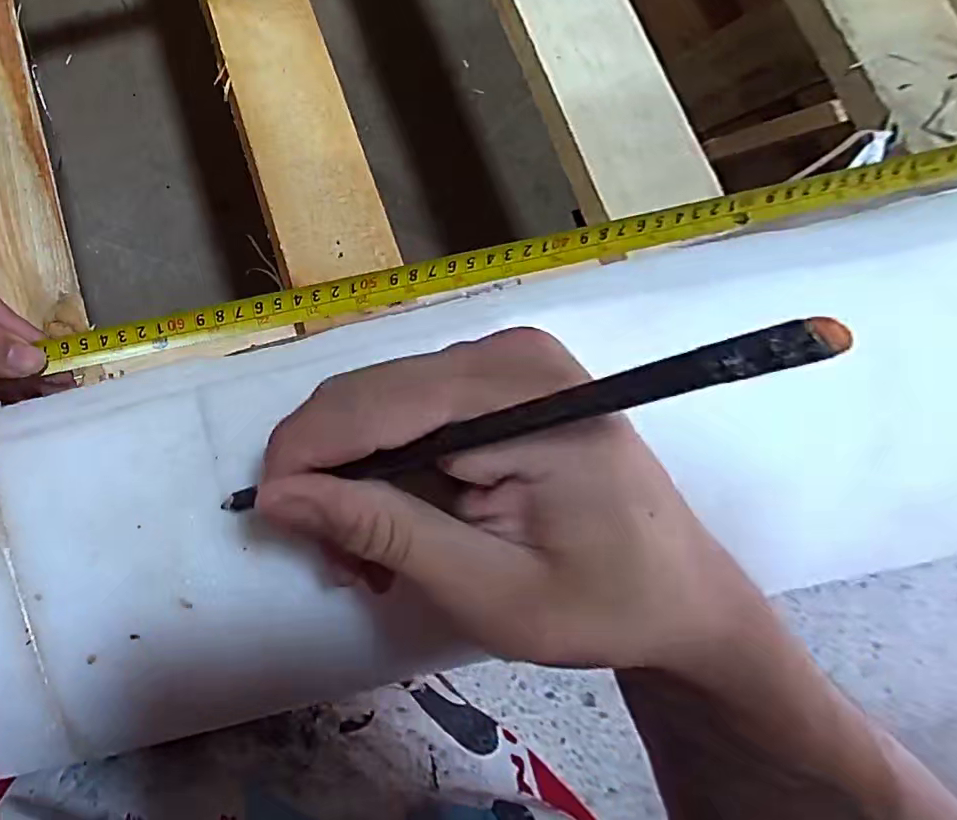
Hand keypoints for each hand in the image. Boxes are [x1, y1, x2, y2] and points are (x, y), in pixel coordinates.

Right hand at [254, 327, 774, 676]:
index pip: (369, 406)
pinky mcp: (476, 373)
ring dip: (342, 474)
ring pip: (362, 404)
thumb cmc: (607, 604)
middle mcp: (498, 352)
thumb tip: (275, 496)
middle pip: (357, 399)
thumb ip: (382, 531)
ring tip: (365, 548)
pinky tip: (387, 512)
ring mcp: (488, 356)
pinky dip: (369, 463)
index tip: (272, 514)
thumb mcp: (491, 590)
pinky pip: (387, 409)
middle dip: (322, 474)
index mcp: (519, 391)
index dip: (303, 456)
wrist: (684, 595)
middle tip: (334, 554)